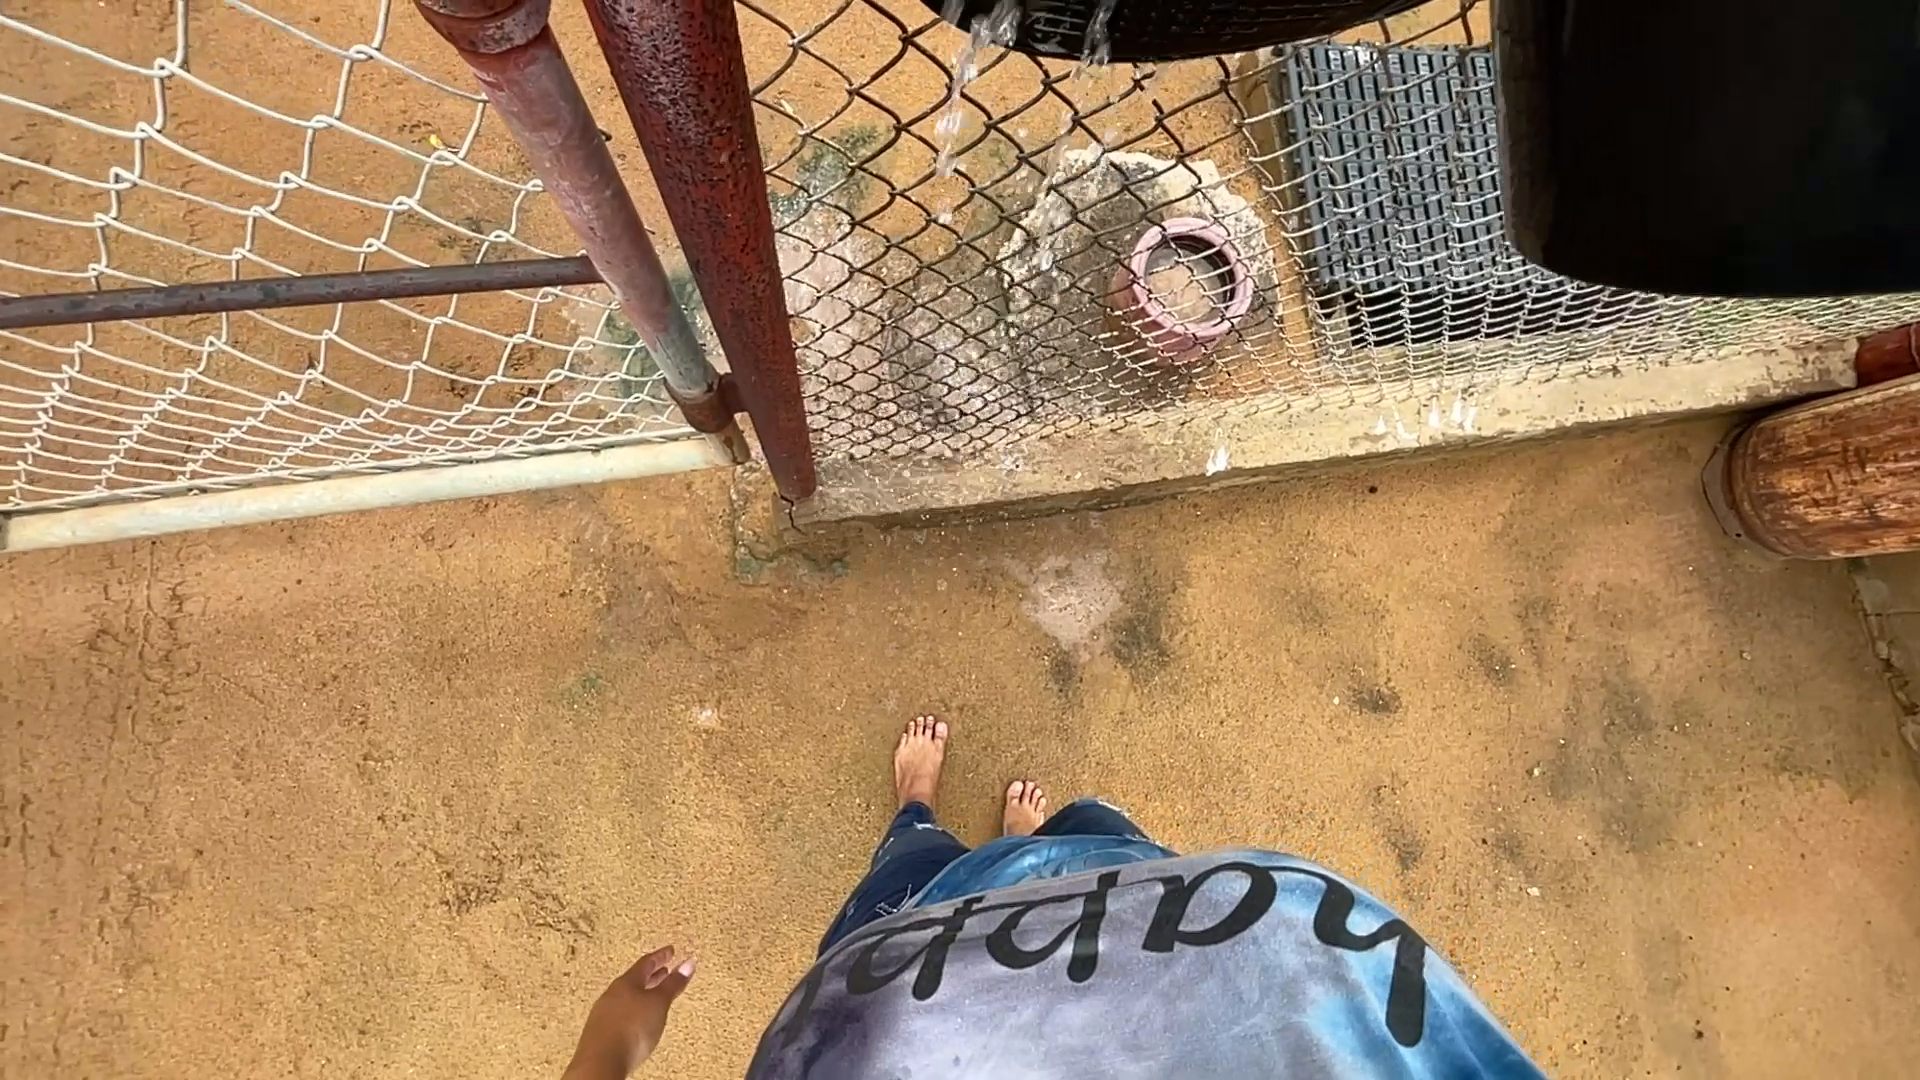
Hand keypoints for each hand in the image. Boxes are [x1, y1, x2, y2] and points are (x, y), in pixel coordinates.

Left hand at [561, 945, 695, 1079]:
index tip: (670, 951)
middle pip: (634, 981)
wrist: (601, 1065)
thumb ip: (673, 984)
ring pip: (625, 999)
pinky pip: (618, 1017)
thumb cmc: (630, 1030)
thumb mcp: (659, 1003)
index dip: (661, 956)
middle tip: (664, 972)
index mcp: (626, 982)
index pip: (646, 963)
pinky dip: (631, 1014)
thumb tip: (688, 963)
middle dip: (652, 977)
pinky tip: (636, 1023)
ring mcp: (603, 1016)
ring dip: (641, 997)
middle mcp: (612, 995)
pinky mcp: (599, 1036)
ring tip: (653, 999)